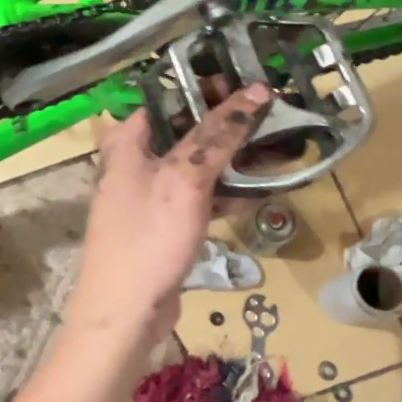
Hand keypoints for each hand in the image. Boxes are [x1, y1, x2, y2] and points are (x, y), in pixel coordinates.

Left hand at [67, 84, 274, 345]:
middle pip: (187, 131)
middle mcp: (135, 160)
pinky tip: (258, 193)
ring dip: (232, 160)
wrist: (124, 314)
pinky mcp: (163, 224)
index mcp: (129, 140)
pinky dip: (224, 193)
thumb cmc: (149, 237)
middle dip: (229, 126)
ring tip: (276, 151)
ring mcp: (149, 194)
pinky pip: (198, 197)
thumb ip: (220, 133)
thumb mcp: (186, 178)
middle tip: (273, 118)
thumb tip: (257, 90)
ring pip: (197, 166)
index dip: (211, 89)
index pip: (172, 98)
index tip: (253, 86)